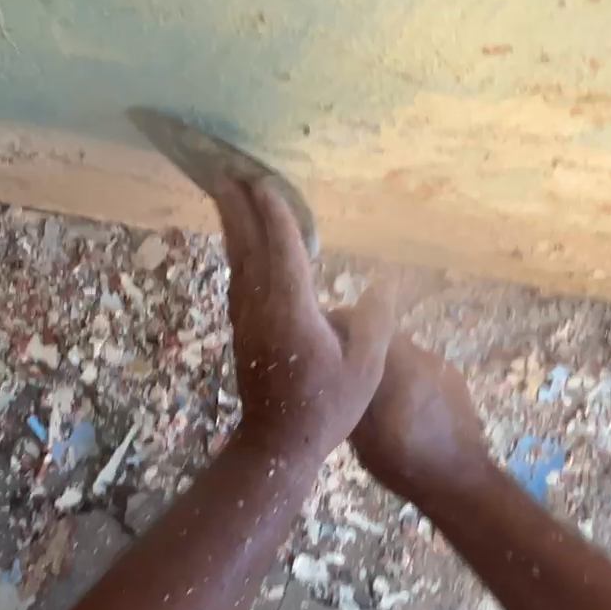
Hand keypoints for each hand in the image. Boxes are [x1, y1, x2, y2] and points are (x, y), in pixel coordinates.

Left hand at [210, 176, 393, 460]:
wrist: (277, 441)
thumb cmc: (326, 407)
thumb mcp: (365, 369)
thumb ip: (373, 321)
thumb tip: (385, 282)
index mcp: (293, 311)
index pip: (282, 249)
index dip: (274, 213)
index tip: (264, 182)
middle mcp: (262, 306)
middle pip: (246, 244)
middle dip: (237, 204)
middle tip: (226, 168)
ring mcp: (246, 315)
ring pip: (236, 257)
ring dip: (231, 220)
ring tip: (226, 189)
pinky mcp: (241, 325)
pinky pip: (237, 273)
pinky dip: (236, 246)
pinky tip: (239, 238)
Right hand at [336, 332, 492, 500]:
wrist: (461, 484)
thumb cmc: (403, 462)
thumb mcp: (360, 434)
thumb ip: (346, 391)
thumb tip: (328, 366)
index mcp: (396, 363)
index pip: (359, 319)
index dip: (335, 323)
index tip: (319, 339)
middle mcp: (420, 354)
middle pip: (380, 331)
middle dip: (358, 343)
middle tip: (340, 367)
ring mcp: (440, 365)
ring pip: (400, 349)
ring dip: (382, 360)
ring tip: (370, 389)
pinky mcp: (453, 378)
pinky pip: (419, 364)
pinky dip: (403, 373)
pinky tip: (400, 403)